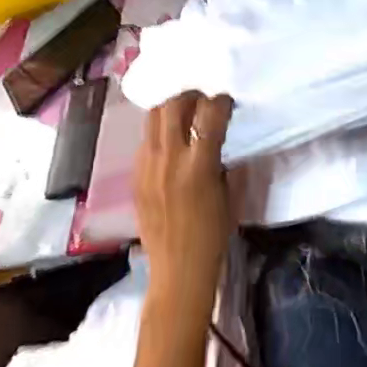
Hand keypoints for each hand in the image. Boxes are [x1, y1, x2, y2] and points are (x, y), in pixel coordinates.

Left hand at [135, 91, 234, 317]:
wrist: (178, 270)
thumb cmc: (213, 236)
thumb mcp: (232, 196)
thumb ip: (228, 161)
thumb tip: (225, 137)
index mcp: (200, 164)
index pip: (210, 113)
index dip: (222, 101)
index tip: (228, 103)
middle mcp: (170, 158)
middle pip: (174, 105)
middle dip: (192, 96)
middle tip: (203, 101)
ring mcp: (147, 165)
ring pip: (153, 116)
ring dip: (171, 108)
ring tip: (184, 114)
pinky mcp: (134, 175)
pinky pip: (145, 140)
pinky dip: (158, 131)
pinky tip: (169, 143)